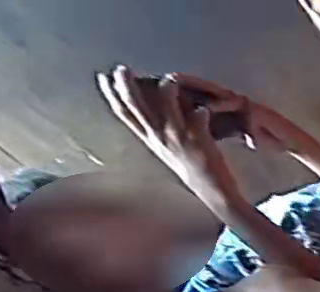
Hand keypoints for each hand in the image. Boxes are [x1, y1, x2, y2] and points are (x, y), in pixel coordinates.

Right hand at [96, 65, 240, 207]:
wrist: (217, 195)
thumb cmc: (196, 177)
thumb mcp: (170, 156)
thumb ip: (161, 140)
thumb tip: (157, 124)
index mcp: (151, 142)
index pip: (123, 114)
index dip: (110, 94)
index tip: (102, 76)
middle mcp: (160, 138)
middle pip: (135, 104)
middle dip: (125, 83)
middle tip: (123, 68)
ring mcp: (179, 139)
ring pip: (166, 105)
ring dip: (166, 89)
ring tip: (169, 80)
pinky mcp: (200, 142)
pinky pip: (197, 119)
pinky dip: (200, 111)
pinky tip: (204, 107)